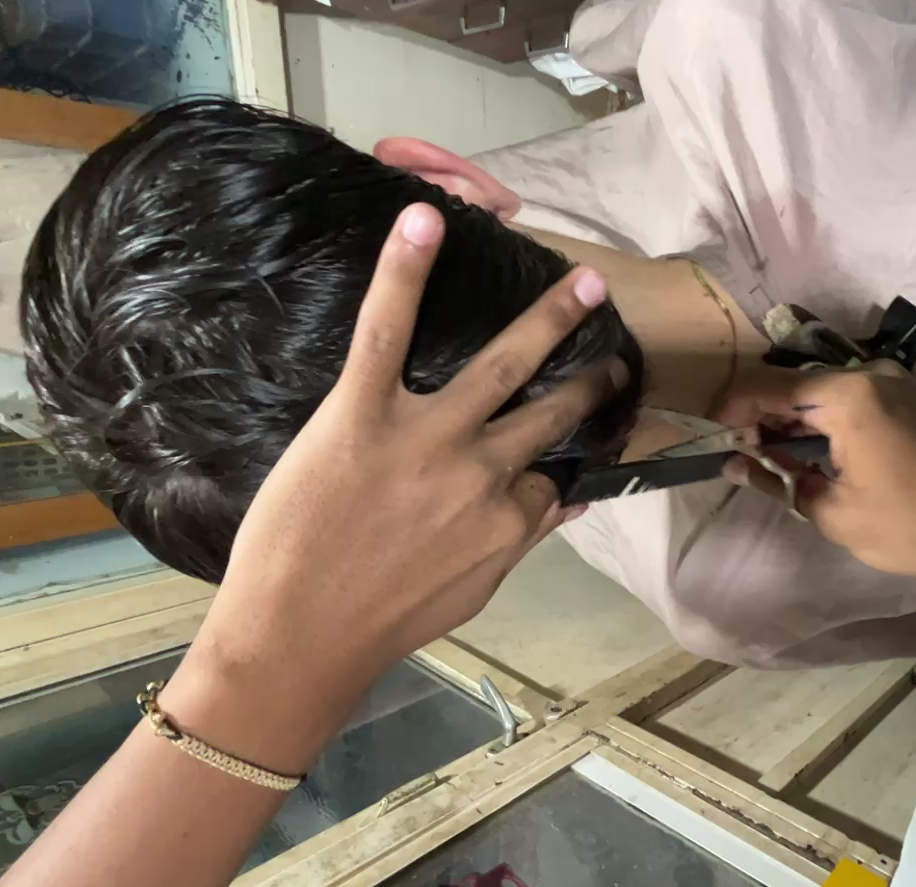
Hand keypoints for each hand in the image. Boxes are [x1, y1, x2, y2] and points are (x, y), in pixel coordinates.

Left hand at [162, 204, 625, 766]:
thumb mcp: (476, 590)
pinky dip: (406, 274)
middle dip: (592, 381)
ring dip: (549, 320)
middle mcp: (485, 473)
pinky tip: (425, 221)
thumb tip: (575, 501)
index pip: (548, 484)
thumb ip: (528, 541)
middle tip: (616, 352)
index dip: (542, 478)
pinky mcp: (363, 412)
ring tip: (582, 285)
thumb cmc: (386, 621)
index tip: (531, 473)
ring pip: (501, 366)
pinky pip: (387, 333)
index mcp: (509, 521)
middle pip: (552, 415)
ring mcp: (429, 438)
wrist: (299, 635)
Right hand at [717, 364, 915, 646]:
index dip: (732, 412)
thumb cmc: (911, 528)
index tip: (712, 441)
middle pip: (794, 386)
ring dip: (790, 422)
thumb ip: (776, 480)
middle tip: (739, 457)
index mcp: (848, 396)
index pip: (767, 387)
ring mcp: (893, 385)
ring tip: (769, 461)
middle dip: (760, 418)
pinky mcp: (907, 400)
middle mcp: (869, 376)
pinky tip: (809, 455)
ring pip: (820, 395)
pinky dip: (821, 424)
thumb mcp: (831, 512)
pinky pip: (848, 403)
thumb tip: (734, 464)